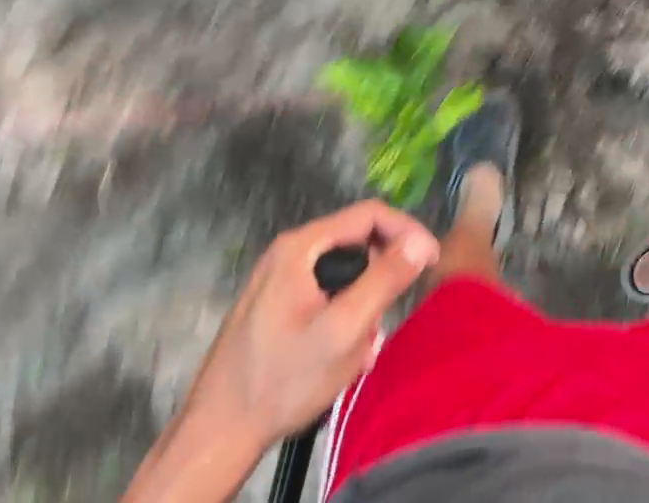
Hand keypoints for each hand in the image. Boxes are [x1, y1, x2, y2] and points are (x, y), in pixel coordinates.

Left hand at [179, 200, 439, 449]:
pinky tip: (344, 347)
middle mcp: (288, 252)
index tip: (430, 264)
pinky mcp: (277, 302)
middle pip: (359, 240)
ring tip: (366, 339)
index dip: (409, 232)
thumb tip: (422, 242)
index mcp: (301, 247)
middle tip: (393, 310)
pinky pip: (329, 290)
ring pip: (346, 269)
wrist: (218, 433)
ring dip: (367, 297)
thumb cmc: (282, 380)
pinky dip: (347, 310)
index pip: (371, 214)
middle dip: (384, 271)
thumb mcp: (344, 329)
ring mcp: (280, 278)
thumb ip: (385, 280)